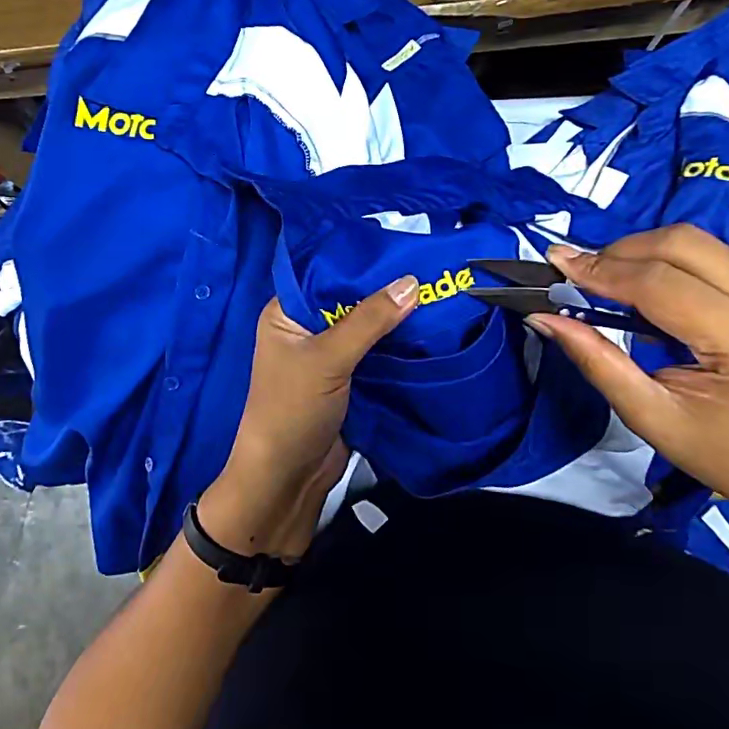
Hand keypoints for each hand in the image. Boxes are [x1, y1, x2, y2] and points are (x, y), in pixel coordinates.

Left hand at [199, 279, 420, 557]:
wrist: (287, 480)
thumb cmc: (293, 410)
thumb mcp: (328, 359)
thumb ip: (369, 320)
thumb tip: (412, 282)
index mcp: (287, 313)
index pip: (326, 274)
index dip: (362, 263)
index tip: (406, 249)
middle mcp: (306, 328)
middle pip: (351, 301)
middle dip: (387, 292)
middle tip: (435, 271)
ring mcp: (329, 356)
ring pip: (368, 329)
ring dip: (398, 321)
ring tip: (442, 295)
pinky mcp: (350, 381)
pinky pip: (378, 355)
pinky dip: (400, 347)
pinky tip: (433, 332)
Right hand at [529, 225, 728, 529]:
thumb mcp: (652, 418)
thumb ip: (596, 361)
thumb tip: (543, 315)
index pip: (664, 285)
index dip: (604, 270)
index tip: (558, 263)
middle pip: (685, 245)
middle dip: (622, 252)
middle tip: (584, 273)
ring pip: (705, 242)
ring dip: (651, 254)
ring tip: (621, 284)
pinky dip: (685, 262)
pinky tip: (670, 289)